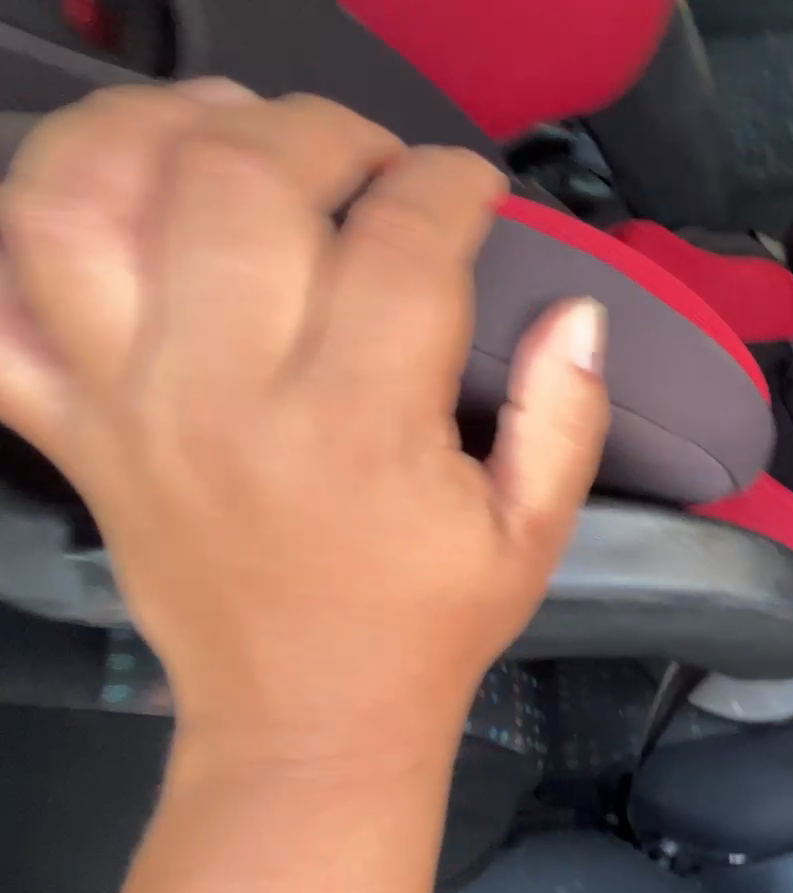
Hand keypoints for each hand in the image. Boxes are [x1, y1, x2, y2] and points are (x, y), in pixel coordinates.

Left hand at [0, 82, 608, 765]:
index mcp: (363, 426)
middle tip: (380, 151)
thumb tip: (581, 313)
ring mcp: (122, 402)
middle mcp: (226, 394)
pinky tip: (113, 192)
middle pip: (240, 187)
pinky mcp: (65, 424)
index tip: (480, 182)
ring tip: (242, 125)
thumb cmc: (440, 618)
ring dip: (163, 128)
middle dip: (321, 132)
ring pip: (84, 199)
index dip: (448, 189)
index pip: (402, 250)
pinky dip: (26, 209)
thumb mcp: (538, 529)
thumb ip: (569, 416)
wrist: (312, 711)